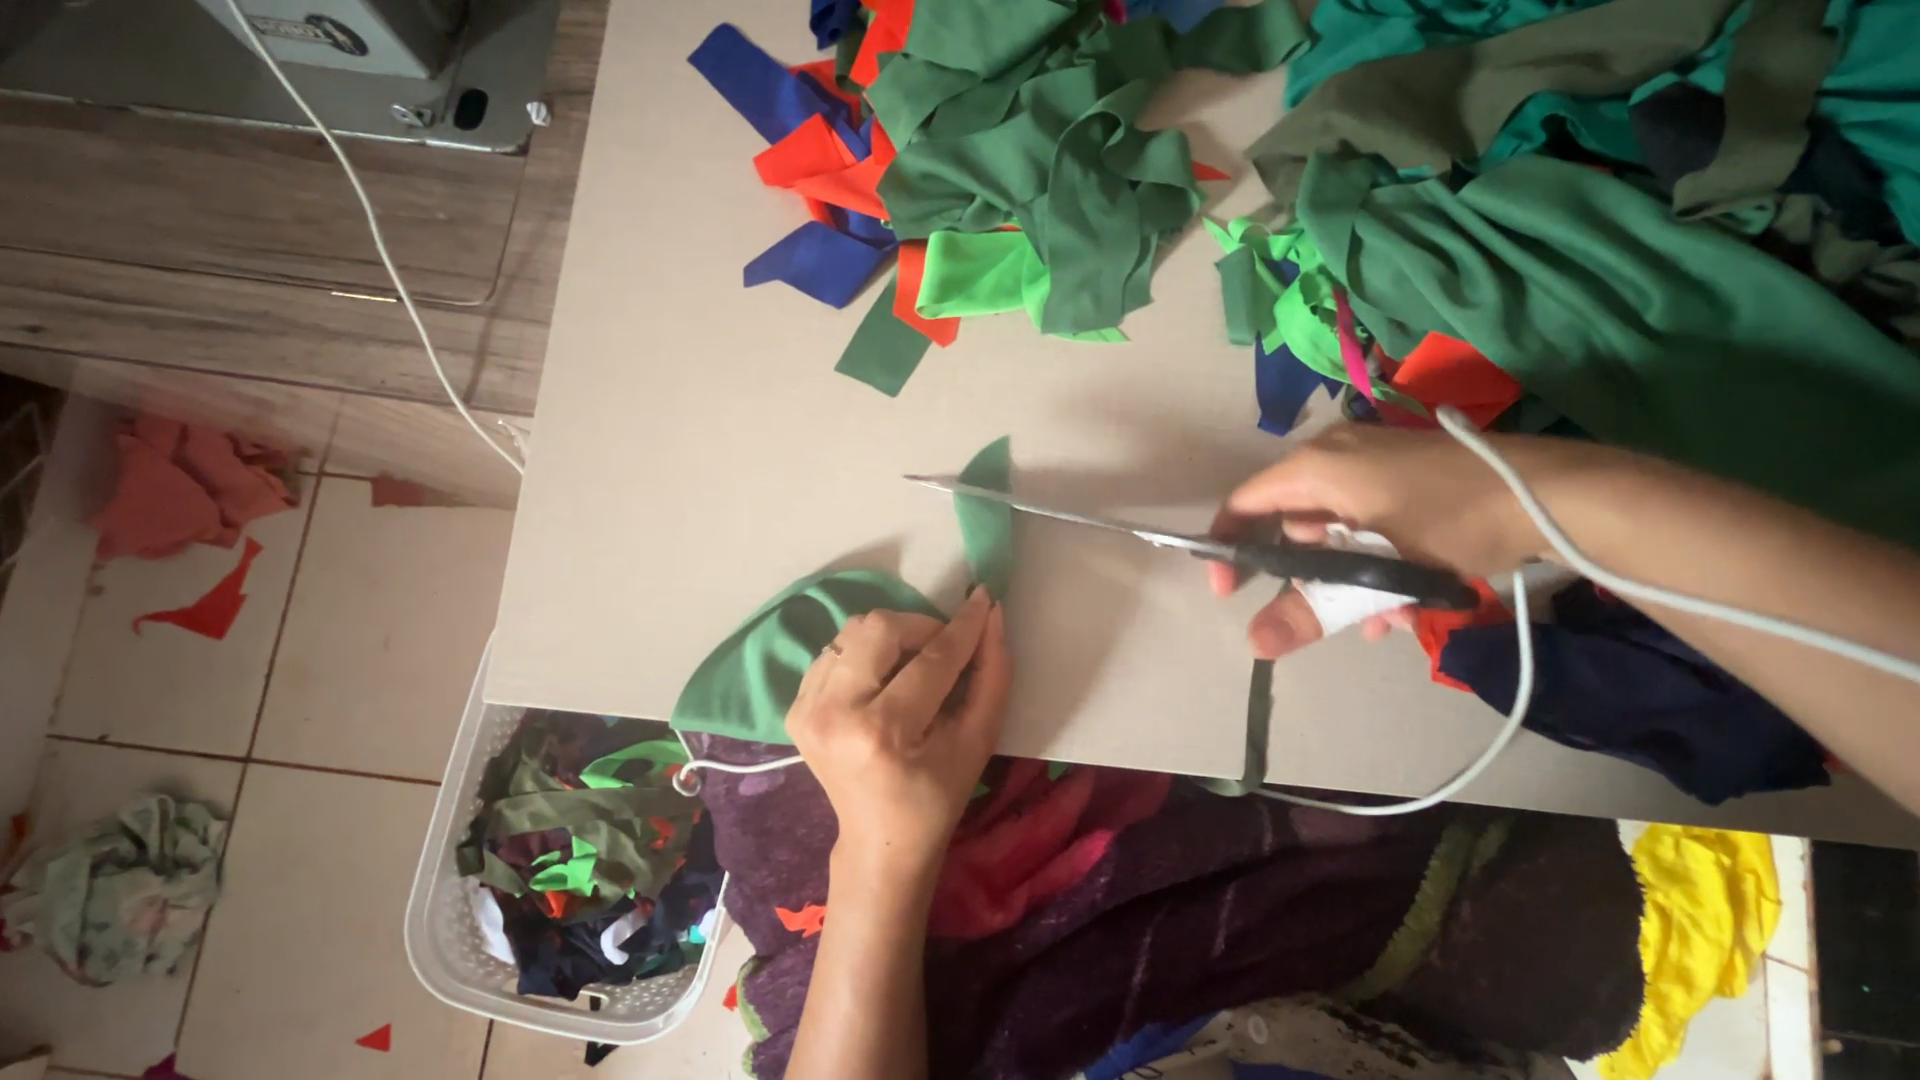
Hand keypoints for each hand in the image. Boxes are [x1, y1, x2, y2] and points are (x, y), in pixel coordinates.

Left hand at [787, 588, 1011, 887]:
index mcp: (883, 733)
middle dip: (920, 628)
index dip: (962, 627)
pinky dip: (865, 657)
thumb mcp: (978, 740)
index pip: (931, 659)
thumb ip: (992, 673)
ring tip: (913, 669)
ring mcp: (807, 711)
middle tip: (943, 649)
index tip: (982, 601)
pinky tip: (883, 684)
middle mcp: (834, 715)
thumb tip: (989, 611)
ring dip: (892, 639)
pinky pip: (834, 652)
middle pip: (878, 628)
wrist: (880, 841)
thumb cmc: (938, 797)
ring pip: (852, 632)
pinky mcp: (794, 709)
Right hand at [1209, 423, 1583, 658]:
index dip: (1227, 548)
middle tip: (1318, 612)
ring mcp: (1372, 462)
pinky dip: (1372, 561)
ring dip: (1345, 578)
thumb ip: (1310, 609)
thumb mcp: (1380, 574)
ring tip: (1375, 620)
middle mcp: (1335, 456)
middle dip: (1304, 576)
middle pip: (1289, 521)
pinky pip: (1364, 521)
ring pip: (1332, 528)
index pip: (1245, 504)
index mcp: (1316, 467)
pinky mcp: (1403, 475)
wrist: (1556, 494)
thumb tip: (1253, 645)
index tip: (1229, 593)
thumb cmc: (1453, 523)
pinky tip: (1402, 603)